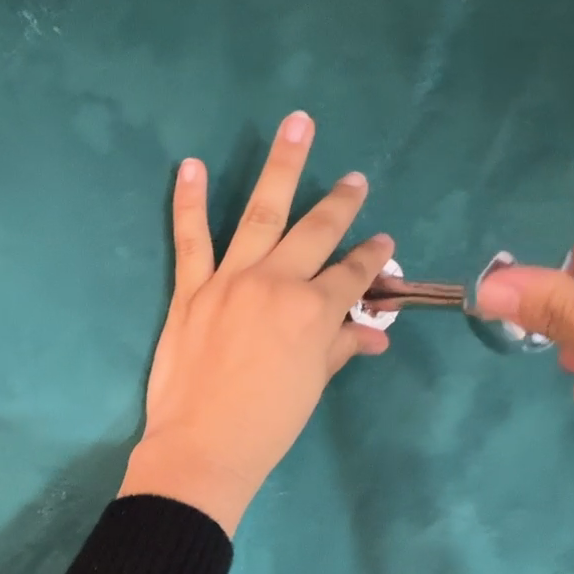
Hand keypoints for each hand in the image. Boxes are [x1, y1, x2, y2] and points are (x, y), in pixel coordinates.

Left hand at [119, 111, 393, 535]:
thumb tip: (376, 335)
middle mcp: (277, 284)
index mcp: (314, 311)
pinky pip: (189, 240)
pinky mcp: (190, 292)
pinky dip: (189, 202)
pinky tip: (191, 167)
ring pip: (261, 215)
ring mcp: (230, 282)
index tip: (384, 245)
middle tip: (355, 180)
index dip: (373, 259)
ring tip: (297, 125)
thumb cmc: (266, 427)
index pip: (353, 275)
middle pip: (317, 233)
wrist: (201, 448)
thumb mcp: (311, 388)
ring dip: (282, 167)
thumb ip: (340, 349)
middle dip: (341, 204)